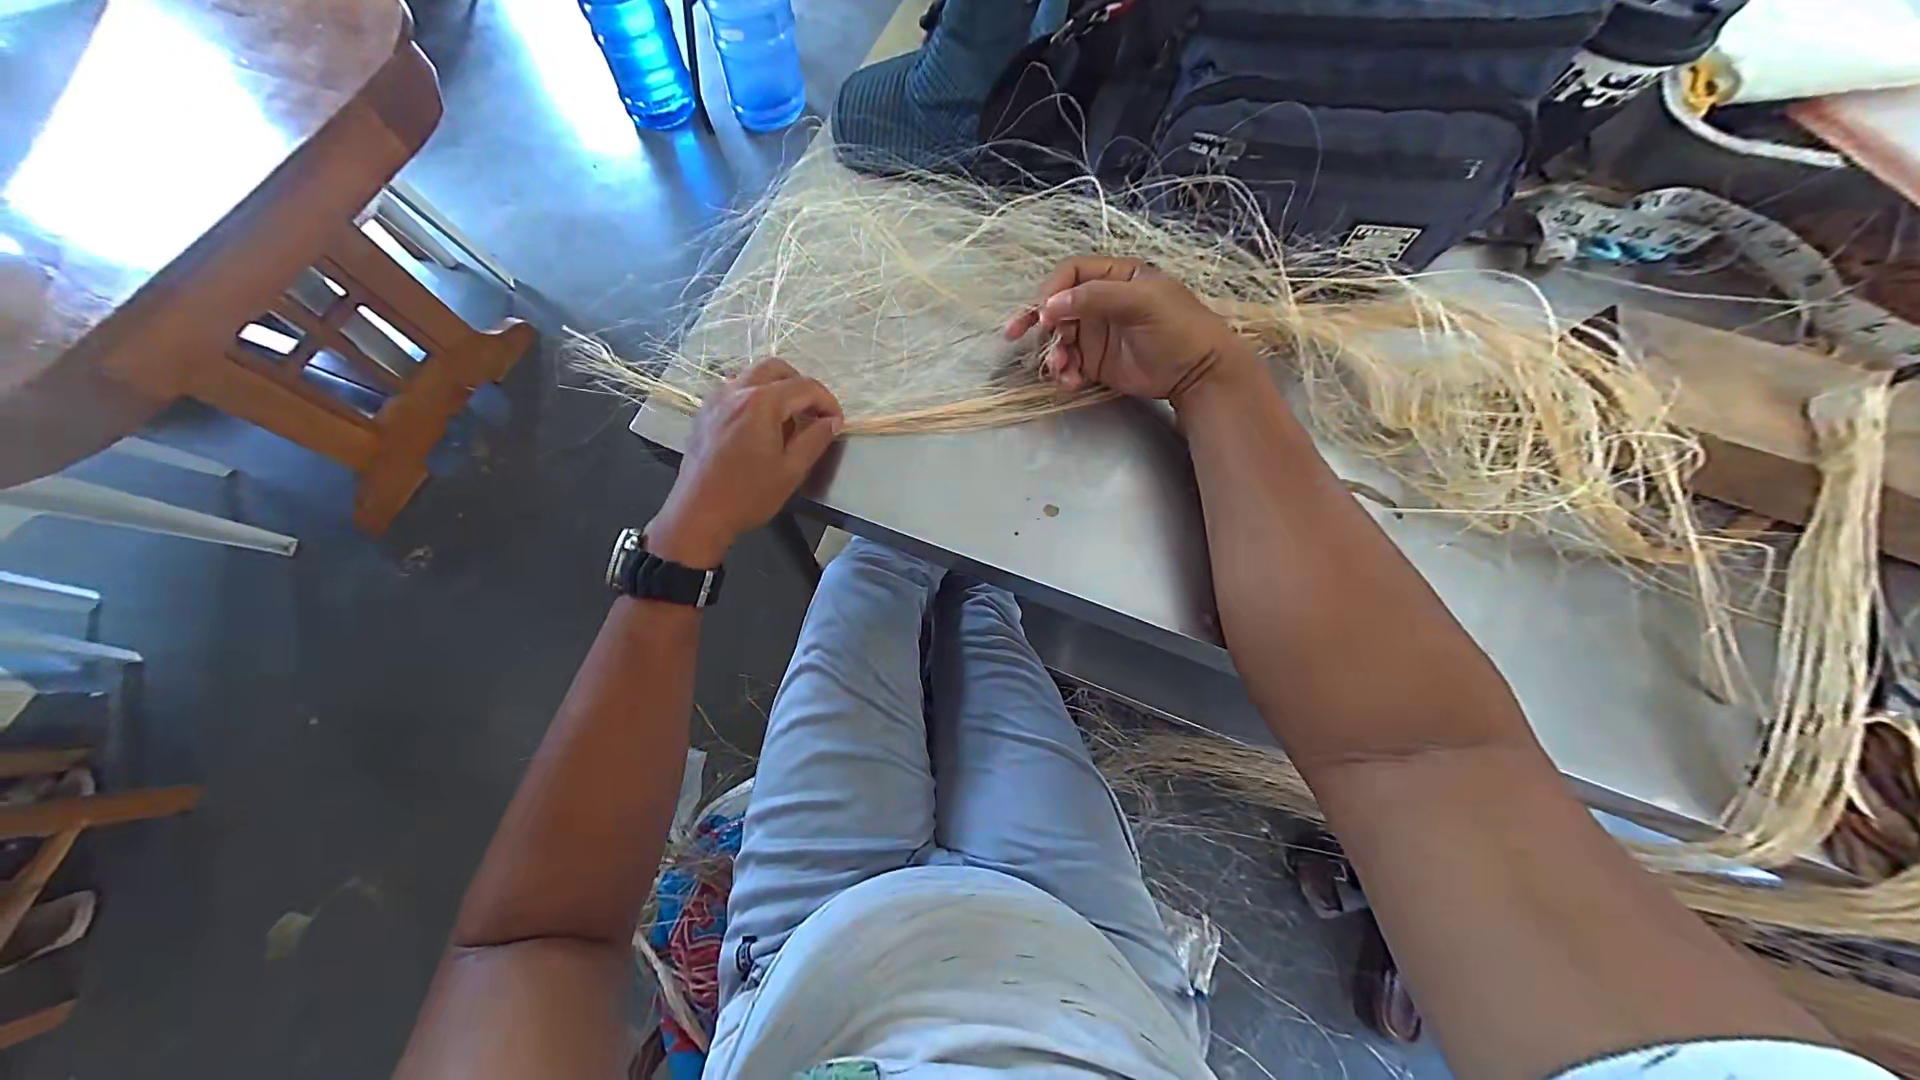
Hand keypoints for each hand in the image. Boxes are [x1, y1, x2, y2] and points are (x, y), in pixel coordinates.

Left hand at [647, 357, 842, 567]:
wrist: (699, 513)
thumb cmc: (748, 495)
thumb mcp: (792, 470)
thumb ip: (816, 439)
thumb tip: (831, 422)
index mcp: (761, 403)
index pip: (805, 387)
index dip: (828, 402)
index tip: (836, 422)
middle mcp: (736, 391)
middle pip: (777, 369)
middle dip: (802, 386)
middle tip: (814, 413)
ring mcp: (716, 399)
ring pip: (754, 376)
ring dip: (778, 389)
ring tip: (790, 421)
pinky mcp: (705, 412)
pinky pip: (737, 390)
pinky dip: (756, 397)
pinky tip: (763, 427)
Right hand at [1002, 256, 1258, 408]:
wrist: (1198, 373)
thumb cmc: (1178, 328)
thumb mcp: (1142, 303)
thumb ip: (1097, 298)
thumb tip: (1052, 304)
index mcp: (1115, 277)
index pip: (1072, 274)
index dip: (1053, 290)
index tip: (1043, 313)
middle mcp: (1101, 302)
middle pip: (1057, 306)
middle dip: (1039, 322)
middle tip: (1017, 336)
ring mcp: (1096, 333)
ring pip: (1059, 338)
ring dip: (1052, 352)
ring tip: (1059, 368)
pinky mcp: (1095, 363)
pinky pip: (1068, 363)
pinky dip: (1064, 372)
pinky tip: (1070, 381)